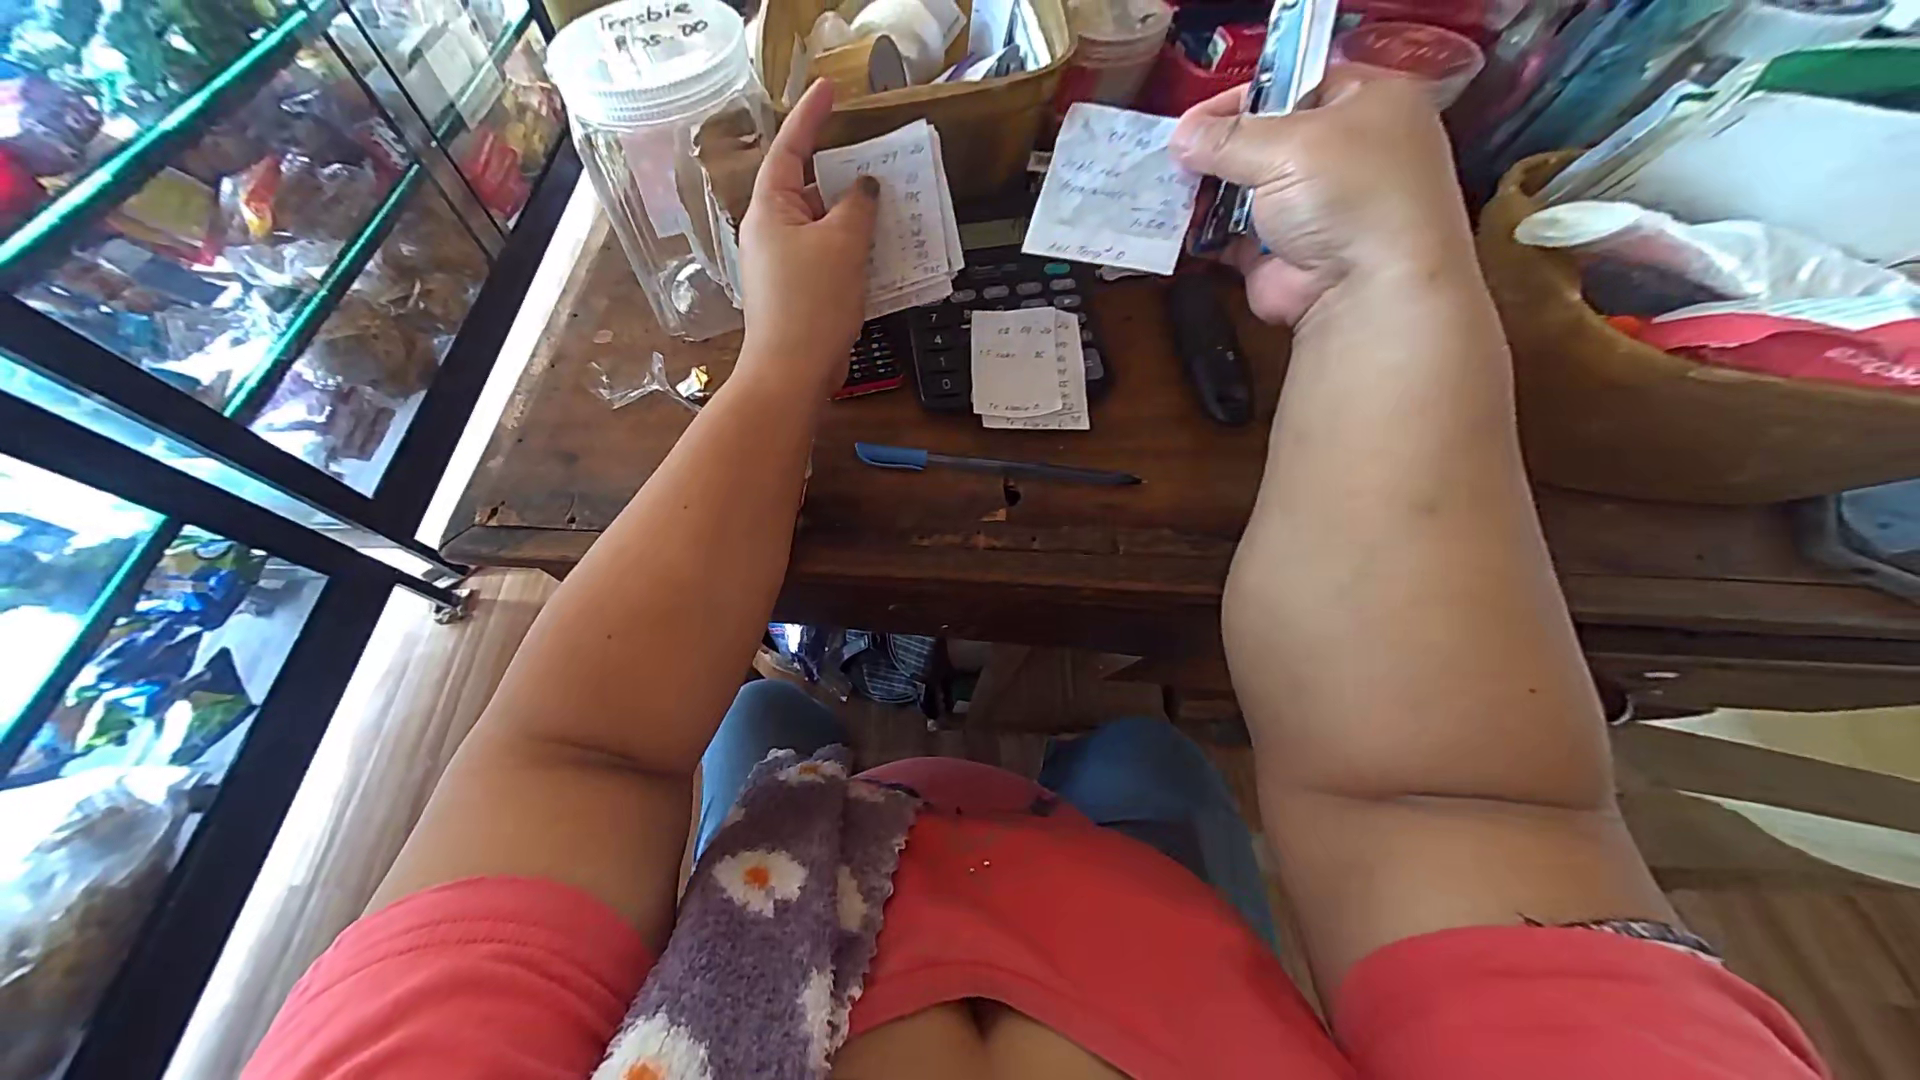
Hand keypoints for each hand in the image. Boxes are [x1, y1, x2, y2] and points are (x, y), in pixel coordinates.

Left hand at [738, 79, 879, 392]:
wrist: (793, 372)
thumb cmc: (812, 304)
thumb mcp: (842, 245)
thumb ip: (857, 208)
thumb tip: (865, 188)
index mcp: (771, 209)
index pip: (790, 149)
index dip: (810, 116)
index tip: (831, 90)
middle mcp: (773, 232)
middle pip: (812, 190)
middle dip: (846, 177)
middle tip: (881, 161)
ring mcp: (787, 265)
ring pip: (826, 228)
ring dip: (858, 220)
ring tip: (893, 208)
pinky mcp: (803, 293)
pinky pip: (832, 260)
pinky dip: (856, 253)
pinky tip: (884, 255)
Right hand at [1170, 67, 1476, 325]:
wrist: (1364, 288)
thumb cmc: (1347, 195)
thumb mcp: (1289, 146)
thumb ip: (1229, 138)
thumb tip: (1182, 136)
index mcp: (1361, 105)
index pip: (1292, 84)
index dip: (1241, 99)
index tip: (1194, 118)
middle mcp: (1335, 154)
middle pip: (1260, 141)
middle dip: (1215, 151)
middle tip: (1173, 159)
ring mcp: (1304, 209)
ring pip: (1240, 191)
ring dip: (1204, 193)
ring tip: (1167, 193)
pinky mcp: (1274, 254)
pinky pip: (1228, 236)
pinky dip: (1203, 234)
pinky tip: (1177, 227)